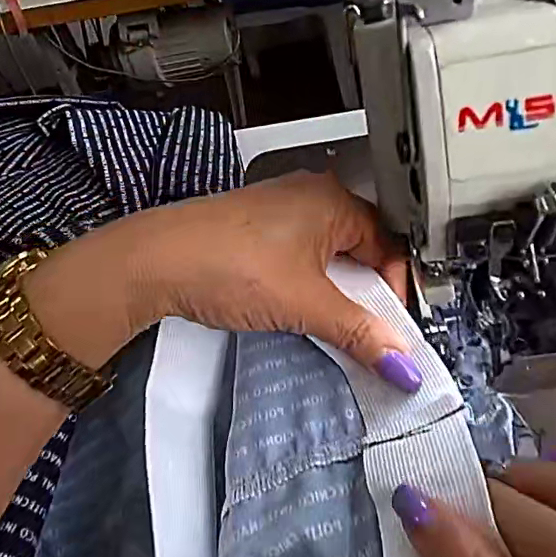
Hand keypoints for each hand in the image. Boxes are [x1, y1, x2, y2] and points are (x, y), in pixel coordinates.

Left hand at [24, 171, 422, 390]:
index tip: (390, 325)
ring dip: (338, 286)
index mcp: (334, 200)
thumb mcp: (307, 304)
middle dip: (368, 289)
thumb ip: (360, 333)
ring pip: (331, 250)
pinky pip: (303, 250)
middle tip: (365, 326)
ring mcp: (282, 206)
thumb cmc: (229, 264)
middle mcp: (311, 194)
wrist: (154, 262)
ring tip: (328, 316)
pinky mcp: (258, 224)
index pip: (390, 243)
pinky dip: (311, 278)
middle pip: (363, 245)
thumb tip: (401, 362)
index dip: (396, 287)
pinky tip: (296, 300)